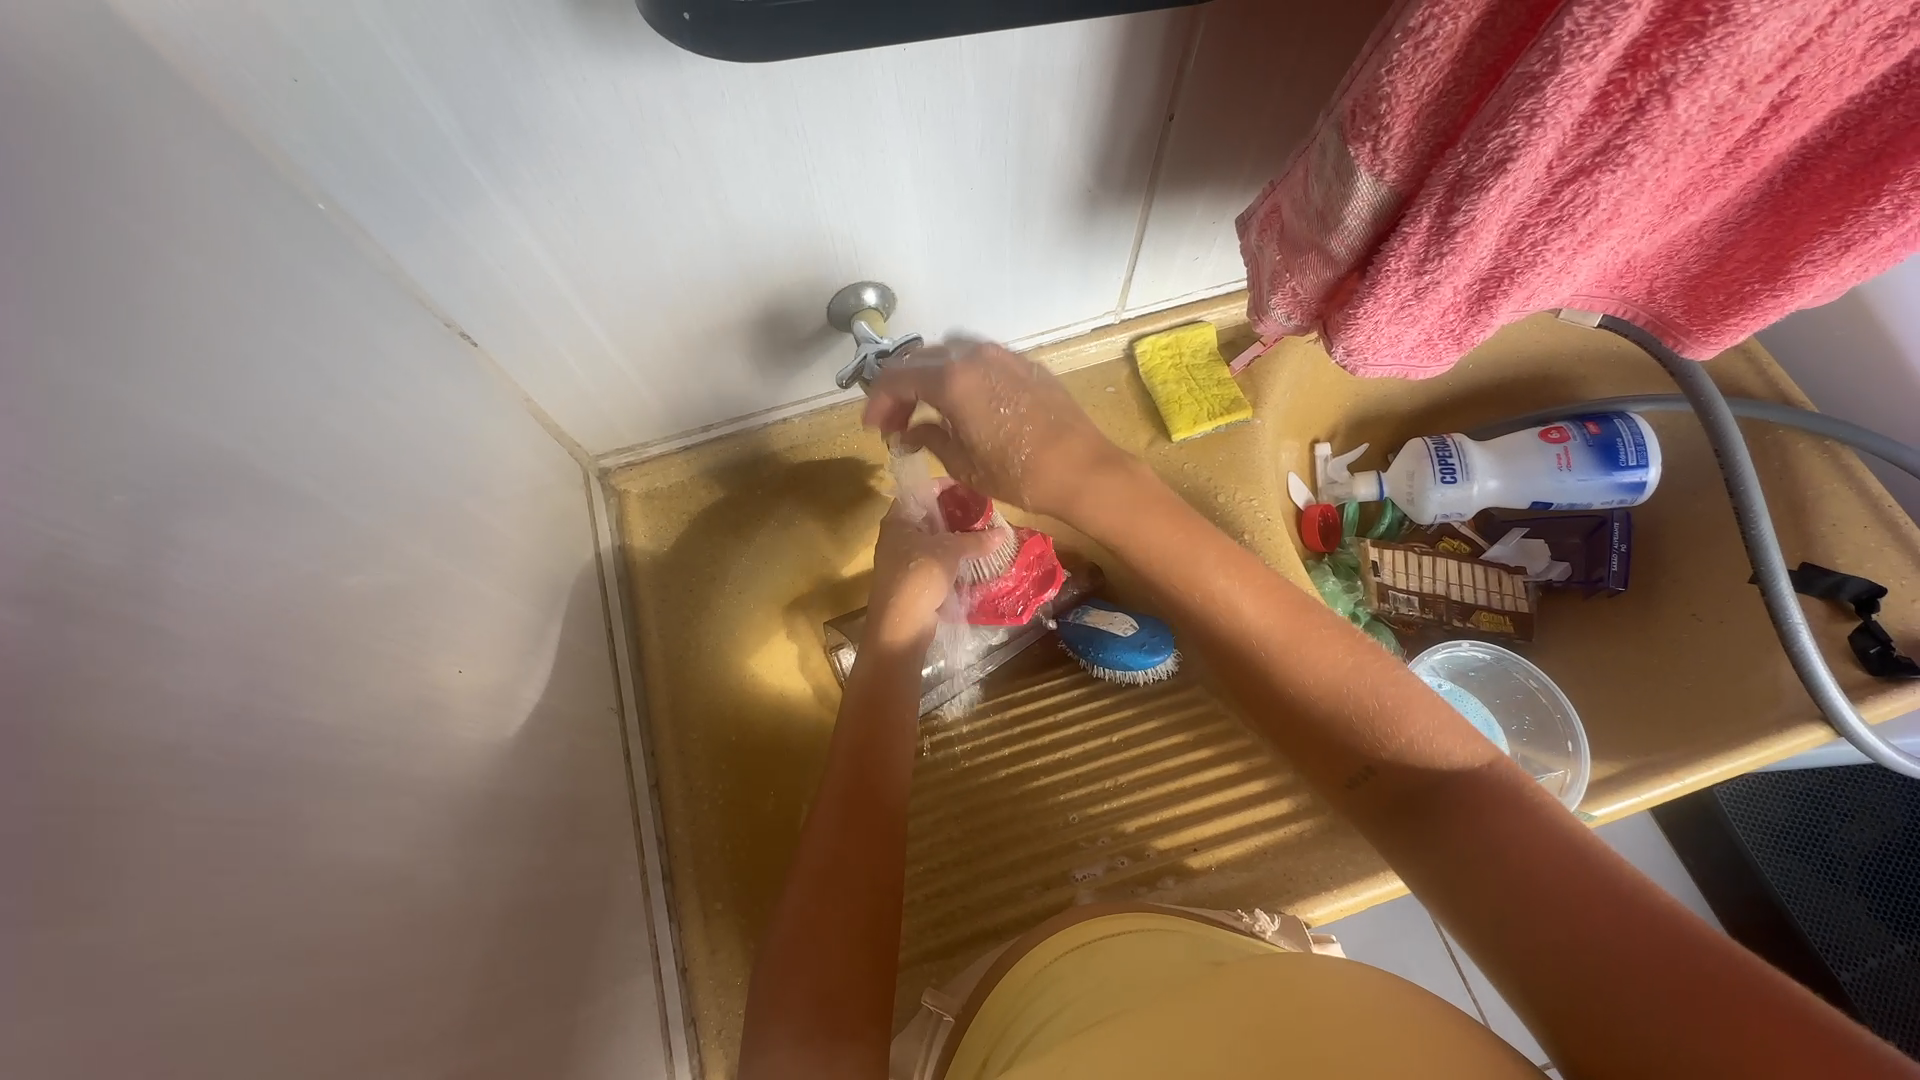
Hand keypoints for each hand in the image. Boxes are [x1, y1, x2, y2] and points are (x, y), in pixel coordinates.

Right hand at [861, 341, 1131, 520]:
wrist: (1082, 469)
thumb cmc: (1018, 473)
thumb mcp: (963, 463)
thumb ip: (929, 438)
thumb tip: (910, 431)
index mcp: (952, 379)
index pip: (896, 378)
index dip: (877, 402)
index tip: (873, 428)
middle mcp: (974, 356)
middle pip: (920, 359)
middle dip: (900, 389)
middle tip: (896, 422)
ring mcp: (1002, 355)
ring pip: (950, 353)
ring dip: (930, 377)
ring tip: (927, 409)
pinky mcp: (1025, 365)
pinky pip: (979, 360)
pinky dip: (960, 376)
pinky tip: (964, 404)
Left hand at [865, 501, 999, 646]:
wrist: (901, 625)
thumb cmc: (919, 576)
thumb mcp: (950, 551)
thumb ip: (975, 539)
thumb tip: (1003, 533)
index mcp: (897, 520)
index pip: (919, 491)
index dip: (943, 486)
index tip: (967, 487)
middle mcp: (897, 537)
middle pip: (928, 517)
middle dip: (954, 515)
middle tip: (981, 512)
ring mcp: (903, 561)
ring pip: (933, 542)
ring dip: (956, 539)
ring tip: (983, 535)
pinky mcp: (913, 582)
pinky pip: (936, 563)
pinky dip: (953, 560)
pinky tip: (974, 560)